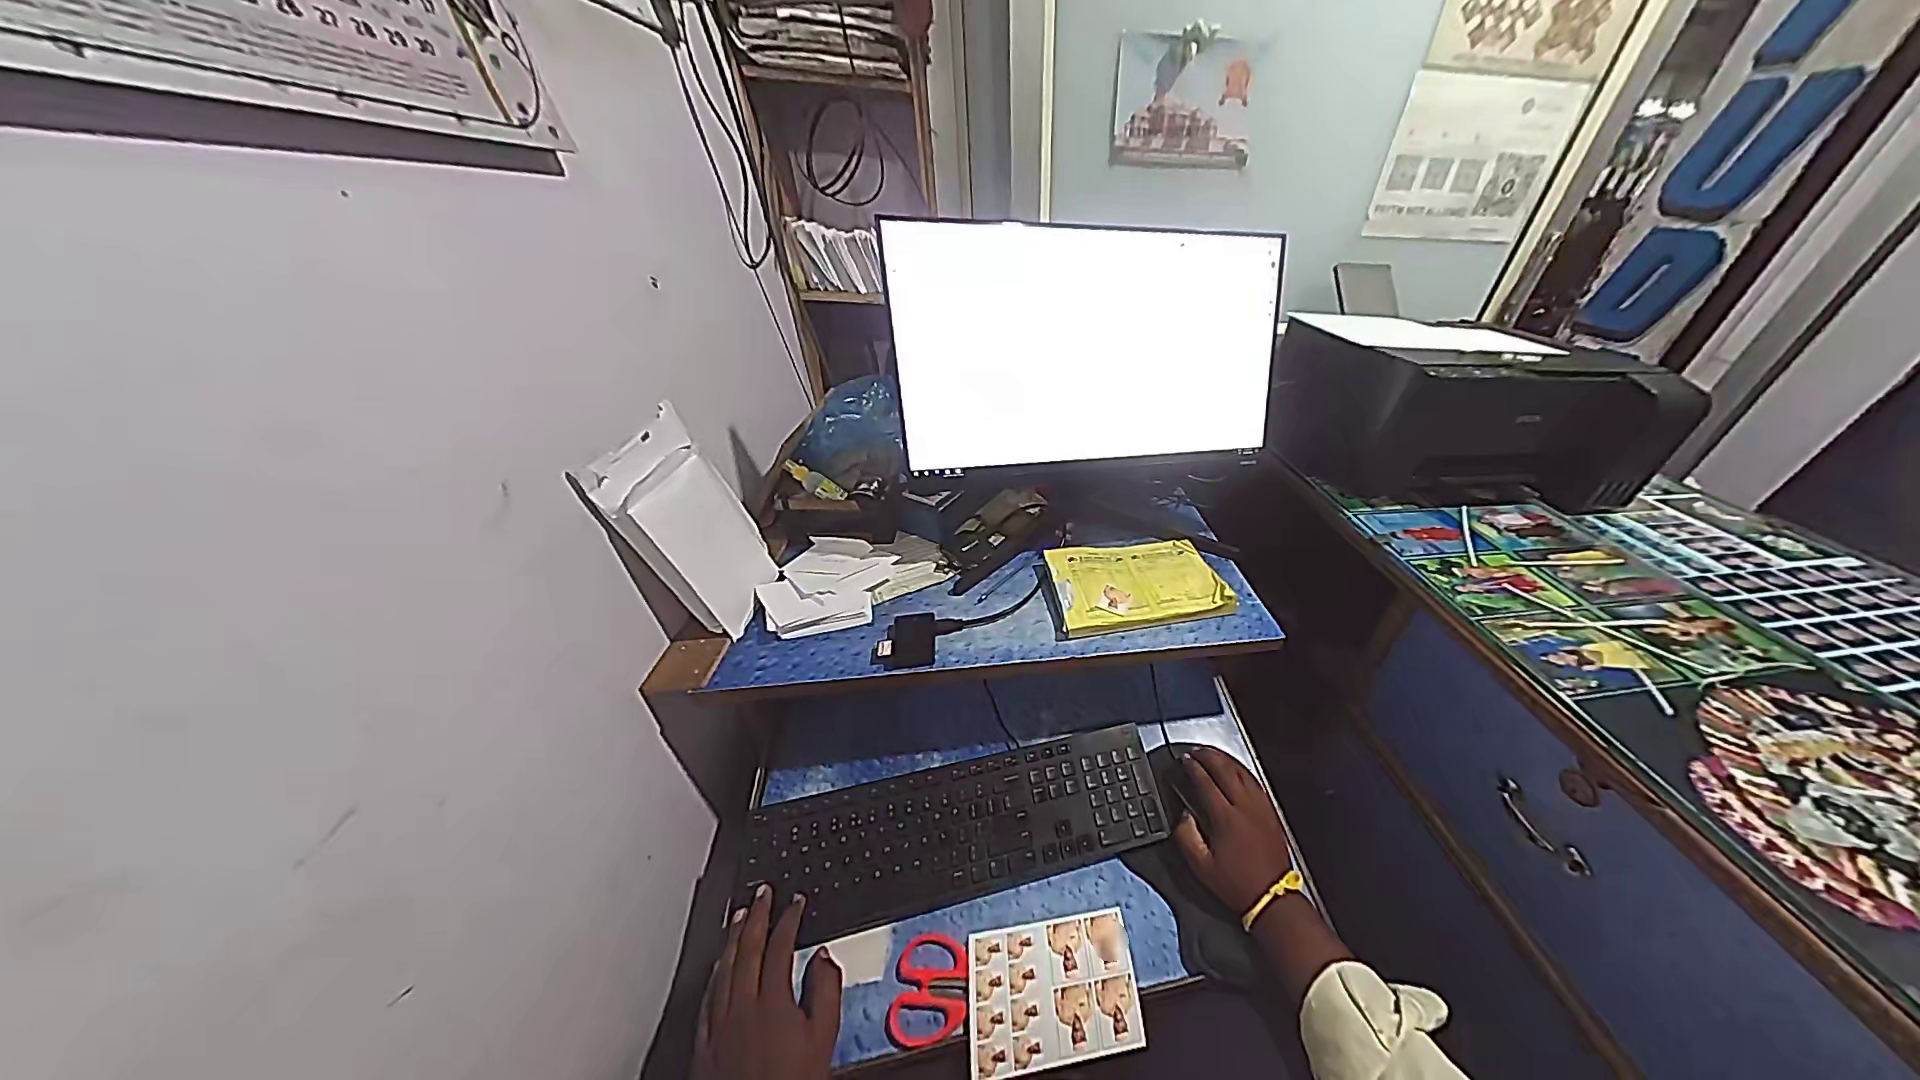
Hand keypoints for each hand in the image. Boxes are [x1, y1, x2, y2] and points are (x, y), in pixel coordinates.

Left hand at [692, 886, 841, 1079]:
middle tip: (764, 892)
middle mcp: (741, 1007)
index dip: (789, 919)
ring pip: (724, 968)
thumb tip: (823, 957)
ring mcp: (719, 1024)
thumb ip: (826, 991)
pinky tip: (718, 964)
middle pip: (748, 949)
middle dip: (758, 914)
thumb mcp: (823, 1039)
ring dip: (734, 936)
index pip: (780, 946)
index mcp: (772, 1002)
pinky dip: (715, 972)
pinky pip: (707, 996)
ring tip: (741, 914)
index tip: (796, 903)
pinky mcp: (704, 1044)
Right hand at [1172, 747, 1293, 915]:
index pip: (1207, 783)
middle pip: (1226, 771)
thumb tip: (1182, 814)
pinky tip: (1235, 769)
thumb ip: (1186, 836)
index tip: (1185, 761)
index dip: (1194, 768)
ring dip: (1226, 760)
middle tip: (1196, 751)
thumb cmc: (1236, 883)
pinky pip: (1255, 783)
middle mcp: (1245, 808)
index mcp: (1226, 819)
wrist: (1272, 898)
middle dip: (1209, 757)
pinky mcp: (1271, 813)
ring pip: (1243, 773)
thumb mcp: (1201, 865)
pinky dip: (1242, 771)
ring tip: (1213, 754)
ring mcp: (1261, 809)